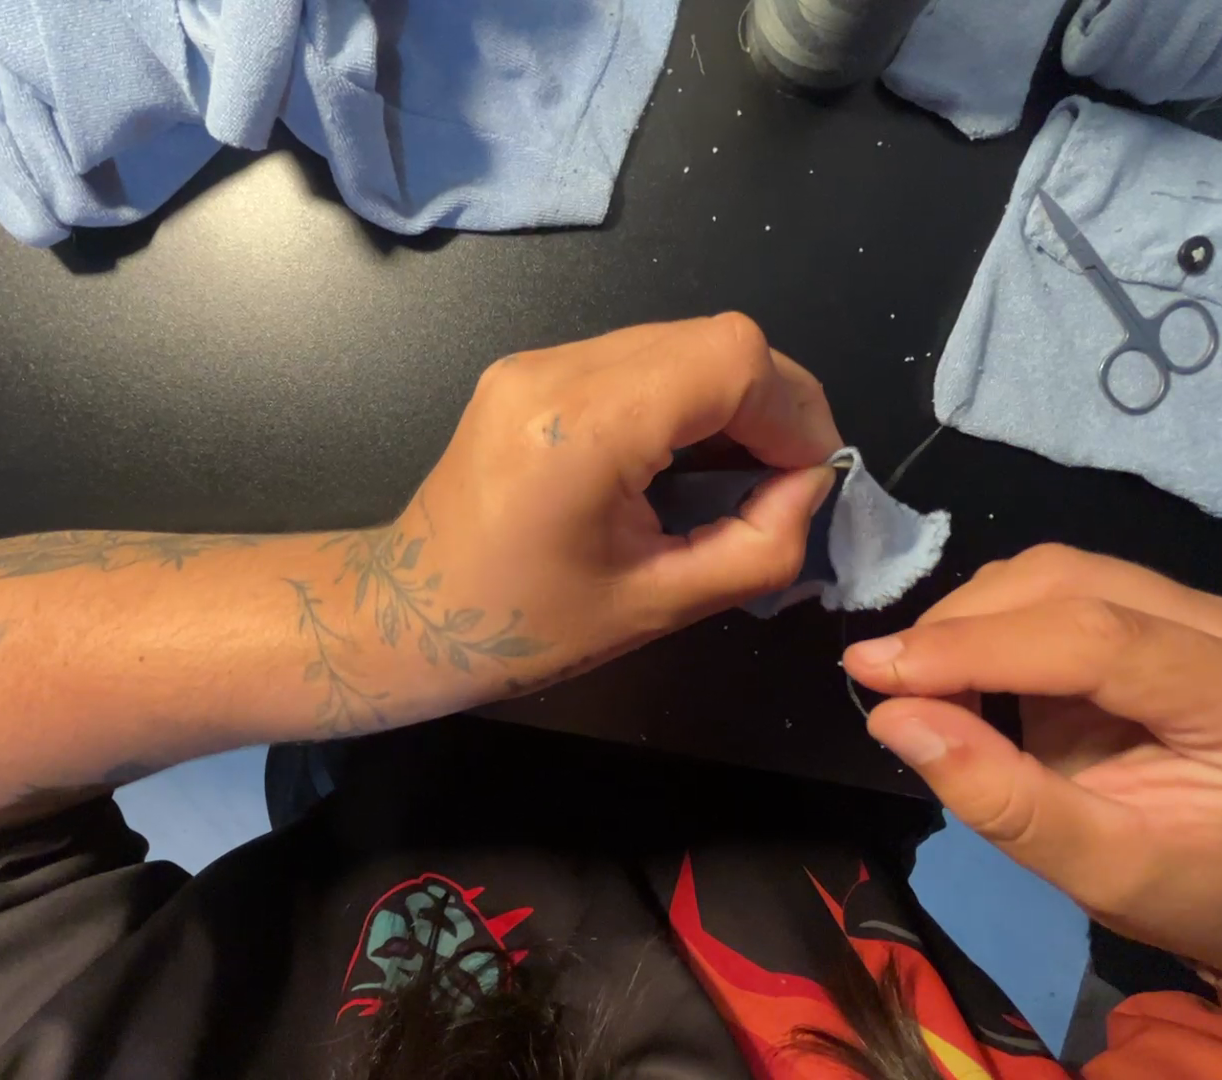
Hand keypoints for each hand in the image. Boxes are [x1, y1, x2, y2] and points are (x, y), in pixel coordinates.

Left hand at [405, 314, 840, 704]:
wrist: (411, 613)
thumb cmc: (523, 628)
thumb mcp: (657, 606)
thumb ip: (758, 546)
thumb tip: (810, 486)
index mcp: (584, 428)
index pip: (730, 359)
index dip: (795, 409)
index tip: (810, 474)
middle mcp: (555, 371)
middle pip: (709, 337)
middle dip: (770, 401)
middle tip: (784, 473)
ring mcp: (533, 362)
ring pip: (674, 341)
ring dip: (726, 397)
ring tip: (736, 469)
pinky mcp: (526, 372)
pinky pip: (631, 358)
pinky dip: (679, 396)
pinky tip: (678, 454)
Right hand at [842, 545, 1221, 978]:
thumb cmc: (1191, 892)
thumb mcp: (1093, 872)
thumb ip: (997, 796)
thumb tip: (892, 717)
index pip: (1096, 640)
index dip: (973, 646)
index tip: (872, 668)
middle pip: (1067, 584)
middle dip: (959, 626)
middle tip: (891, 682)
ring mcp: (1202, 608)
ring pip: (1051, 571)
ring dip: (966, 617)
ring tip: (929, 684)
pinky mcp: (1155, 604)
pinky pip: (1049, 583)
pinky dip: (984, 617)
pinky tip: (966, 667)